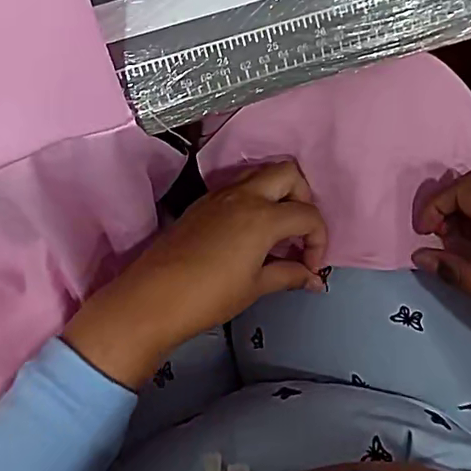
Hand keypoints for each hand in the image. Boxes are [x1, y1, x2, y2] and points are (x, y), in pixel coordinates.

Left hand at [64, 161, 327, 388]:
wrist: (152, 298)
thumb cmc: (206, 297)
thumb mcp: (255, 287)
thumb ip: (289, 274)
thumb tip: (312, 278)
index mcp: (263, 216)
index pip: (308, 214)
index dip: (319, 240)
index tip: (310, 265)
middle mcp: (244, 195)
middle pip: (289, 173)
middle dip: (303, 199)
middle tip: (299, 233)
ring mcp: (221, 194)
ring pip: (262, 173)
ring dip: (278, 193)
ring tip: (277, 230)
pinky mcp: (204, 202)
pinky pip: (239, 185)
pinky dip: (255, 198)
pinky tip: (250, 231)